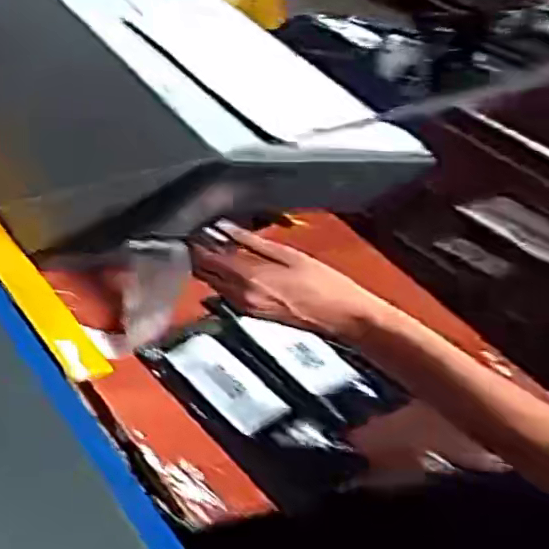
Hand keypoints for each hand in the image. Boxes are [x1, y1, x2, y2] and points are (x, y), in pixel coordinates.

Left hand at [190, 223, 398, 341]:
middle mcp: (237, 292)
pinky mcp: (249, 313)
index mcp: (246, 276)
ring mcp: (242, 305)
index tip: (199, 233)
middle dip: (199, 255)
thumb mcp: (292, 256)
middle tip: (208, 242)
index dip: (197, 243)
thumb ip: (253, 242)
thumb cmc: (328, 286)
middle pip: (200, 270)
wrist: (350, 320)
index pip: (203, 257)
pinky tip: (237, 271)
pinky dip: (222, 280)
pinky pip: (224, 292)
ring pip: (210, 282)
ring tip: (223, 254)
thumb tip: (226, 228)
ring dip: (210, 268)